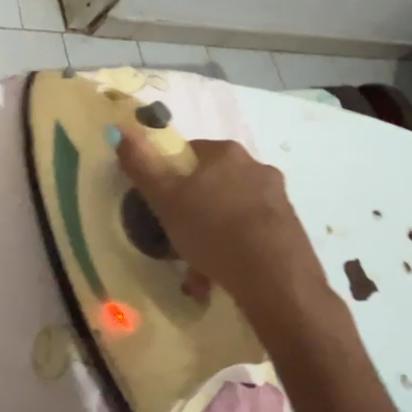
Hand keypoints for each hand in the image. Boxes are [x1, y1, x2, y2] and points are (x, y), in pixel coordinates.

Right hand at [113, 127, 333, 336]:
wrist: (277, 282)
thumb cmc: (213, 231)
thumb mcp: (165, 198)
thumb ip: (141, 164)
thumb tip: (119, 128)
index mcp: (226, 152)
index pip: (189, 153)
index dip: (169, 177)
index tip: (161, 204)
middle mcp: (257, 167)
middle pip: (212, 183)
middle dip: (194, 210)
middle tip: (178, 240)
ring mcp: (279, 199)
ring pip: (232, 212)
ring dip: (213, 234)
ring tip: (198, 271)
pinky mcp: (292, 230)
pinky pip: (252, 235)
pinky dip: (235, 251)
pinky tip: (221, 279)